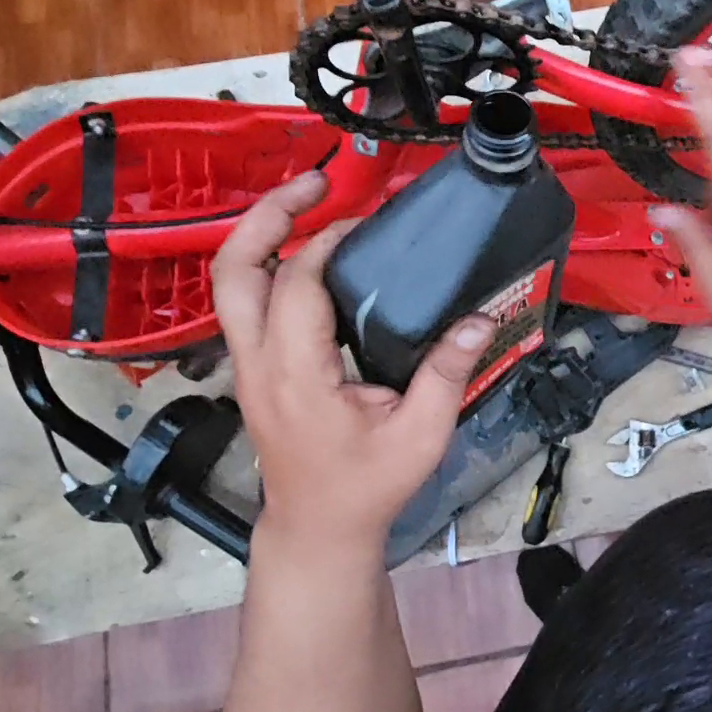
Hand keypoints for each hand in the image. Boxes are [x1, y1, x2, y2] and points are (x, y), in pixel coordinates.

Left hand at [211, 172, 492, 553]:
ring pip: (231, 282)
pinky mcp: (255, 368)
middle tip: (317, 184)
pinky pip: (248, 301)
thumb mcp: (421, 435)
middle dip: (270, 215)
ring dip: (264, 234)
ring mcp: (248, 365)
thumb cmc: (367, 485)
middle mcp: (259, 362)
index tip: (371, 224)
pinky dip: (271, 263)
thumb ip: (447, 373)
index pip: (298, 285)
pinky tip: (311, 253)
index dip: (329, 243)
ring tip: (311, 202)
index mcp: (296, 376)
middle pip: (235, 270)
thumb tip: (480, 317)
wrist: (318, 528)